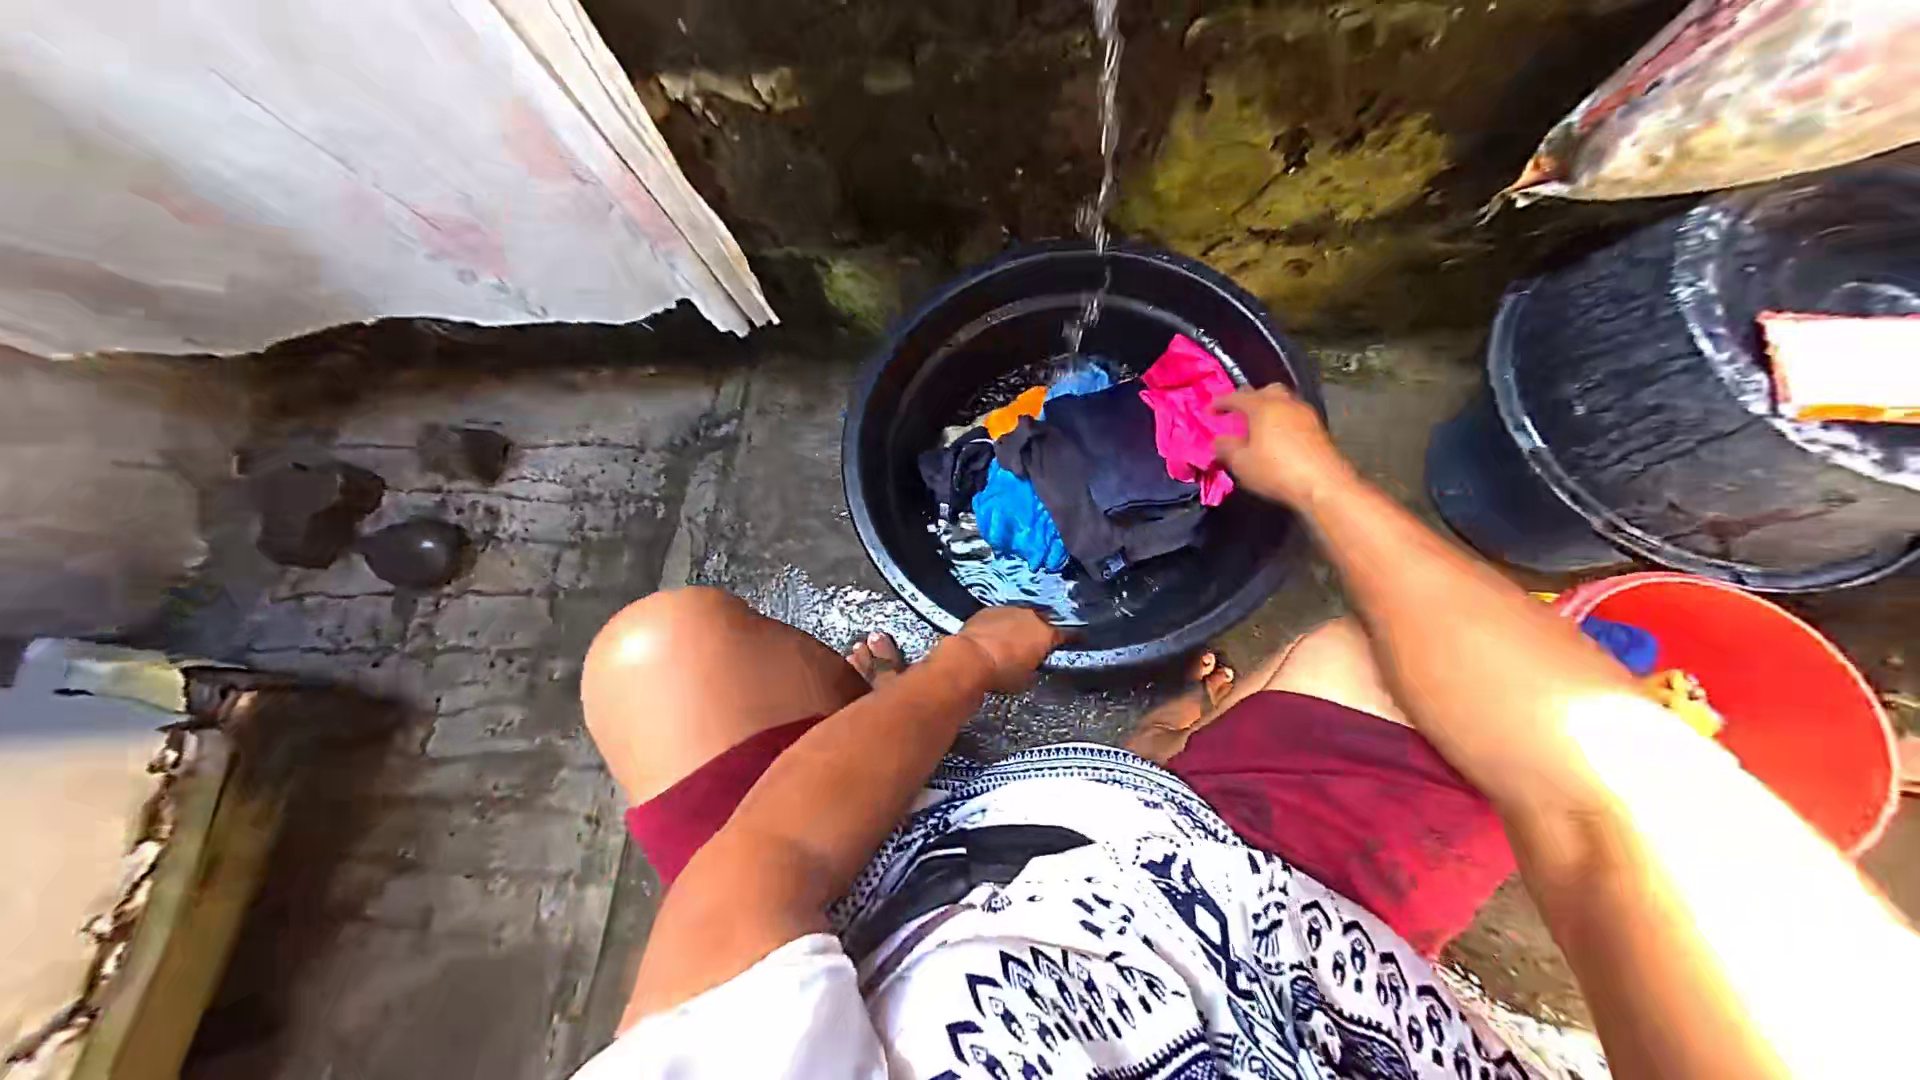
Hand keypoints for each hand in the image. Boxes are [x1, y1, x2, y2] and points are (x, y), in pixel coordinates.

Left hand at [953, 607, 1063, 692]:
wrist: (972, 659)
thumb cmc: (1000, 671)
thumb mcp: (1027, 680)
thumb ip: (1035, 669)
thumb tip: (1032, 670)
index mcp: (1046, 634)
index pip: (1064, 634)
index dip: (1068, 639)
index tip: (1070, 641)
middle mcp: (1030, 617)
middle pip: (1040, 622)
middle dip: (1038, 632)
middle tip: (1032, 646)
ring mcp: (1009, 610)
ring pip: (1018, 617)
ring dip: (1017, 627)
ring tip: (1009, 643)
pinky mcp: (988, 610)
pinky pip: (999, 616)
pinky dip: (998, 625)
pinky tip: (992, 637)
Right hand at [1212, 384, 1358, 509]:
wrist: (1322, 485)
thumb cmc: (1275, 470)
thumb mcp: (1240, 463)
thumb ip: (1226, 448)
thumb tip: (1219, 441)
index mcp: (1263, 406)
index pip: (1237, 397)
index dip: (1220, 402)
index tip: (1210, 411)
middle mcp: (1285, 403)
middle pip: (1265, 391)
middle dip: (1249, 399)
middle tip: (1238, 414)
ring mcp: (1305, 414)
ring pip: (1282, 402)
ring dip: (1267, 410)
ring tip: (1256, 427)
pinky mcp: (1317, 429)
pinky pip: (1293, 416)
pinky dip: (1280, 421)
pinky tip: (1274, 438)